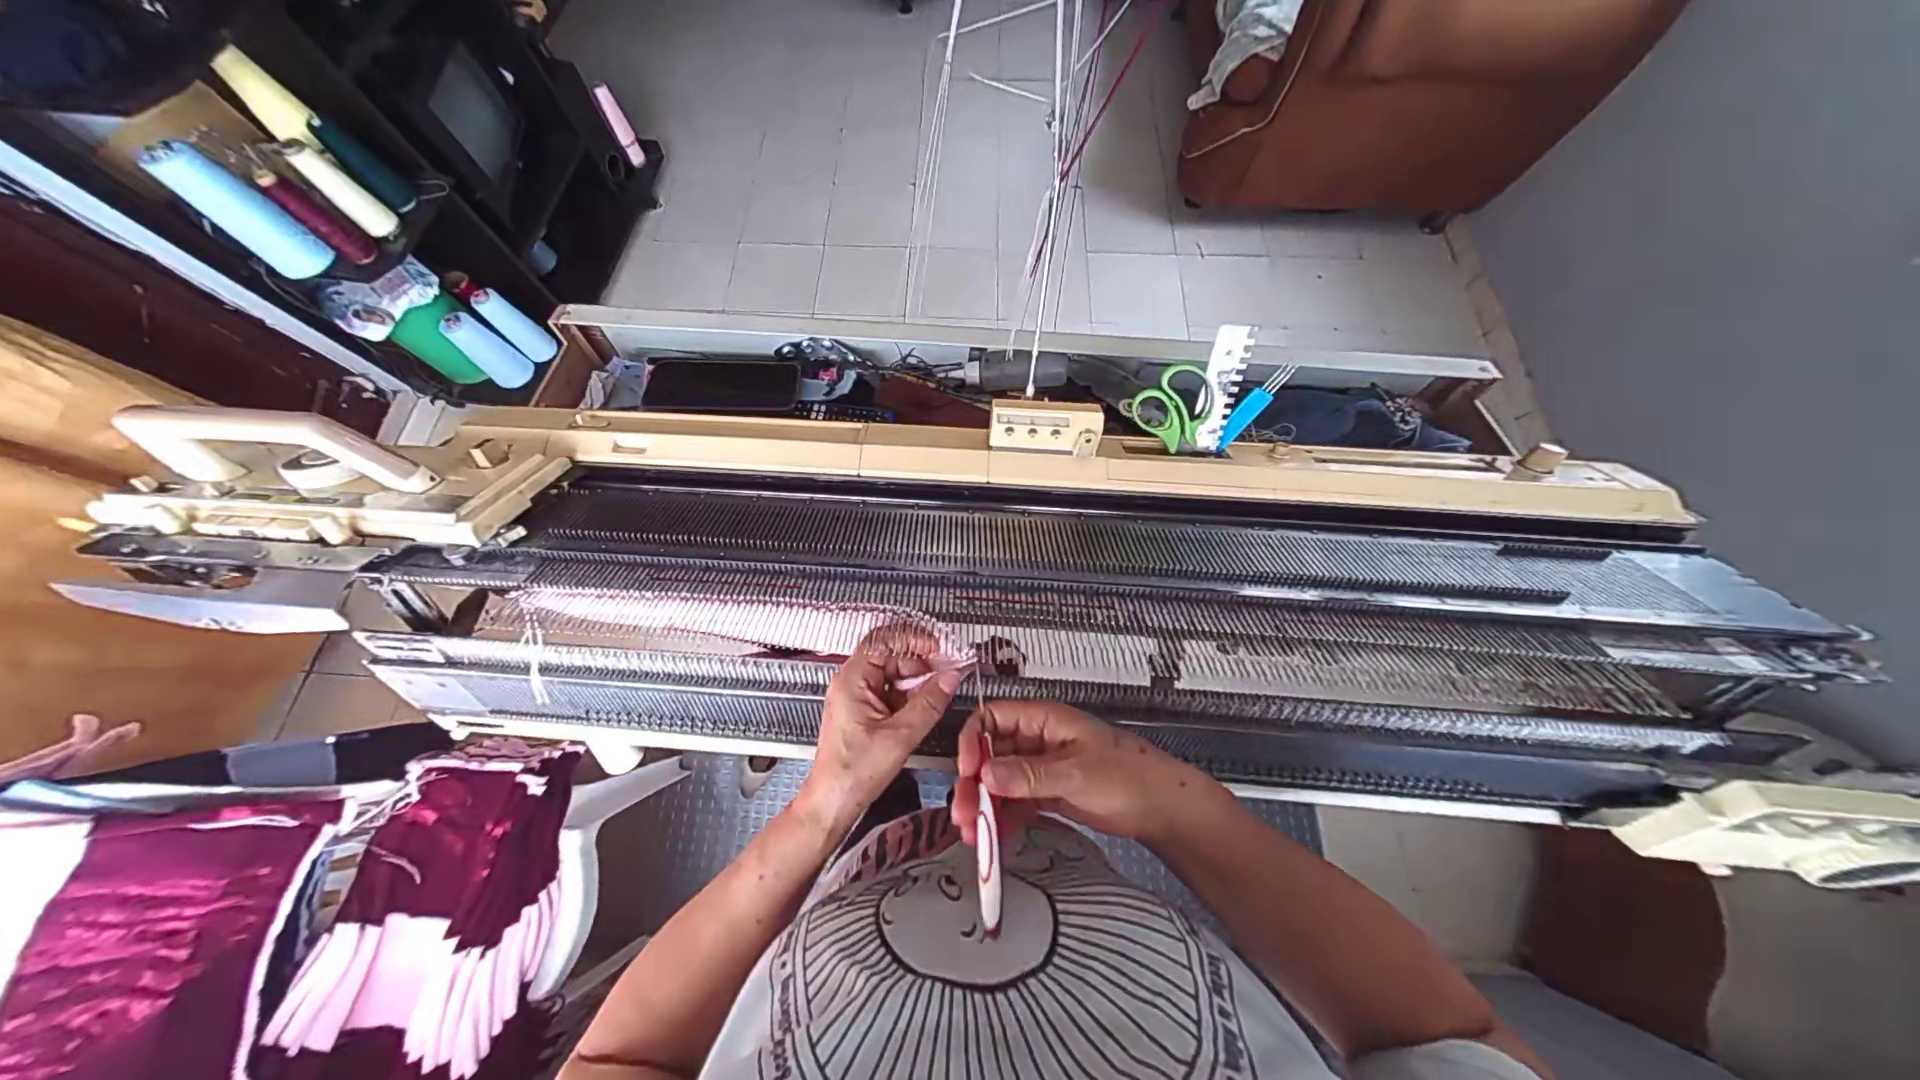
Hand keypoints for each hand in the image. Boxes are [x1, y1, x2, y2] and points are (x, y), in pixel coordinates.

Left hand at [799, 626, 961, 828]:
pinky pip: (889, 691)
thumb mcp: (901, 735)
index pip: (884, 640)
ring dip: (917, 678)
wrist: (833, 801)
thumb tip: (950, 678)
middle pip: (890, 655)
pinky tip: (926, 703)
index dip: (914, 639)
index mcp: (852, 680)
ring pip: (891, 674)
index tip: (939, 647)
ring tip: (941, 687)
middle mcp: (850, 683)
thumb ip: (929, 703)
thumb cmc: (853, 772)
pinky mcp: (863, 711)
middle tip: (947, 668)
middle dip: (920, 660)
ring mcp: (856, 697)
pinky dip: (909, 694)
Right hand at [951, 701, 1226, 845]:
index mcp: (1042, 720)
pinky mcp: (1046, 792)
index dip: (973, 742)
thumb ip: (1029, 774)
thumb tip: (986, 774)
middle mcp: (1036, 740)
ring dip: (984, 805)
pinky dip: (1003, 817)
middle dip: (973, 783)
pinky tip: (997, 835)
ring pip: (998, 781)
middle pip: (989, 754)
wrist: (1160, 807)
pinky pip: (1014, 802)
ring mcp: (1040, 768)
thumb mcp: (1076, 772)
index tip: (966, 771)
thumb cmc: (1129, 774)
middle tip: (965, 813)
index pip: (992, 719)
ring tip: (976, 833)